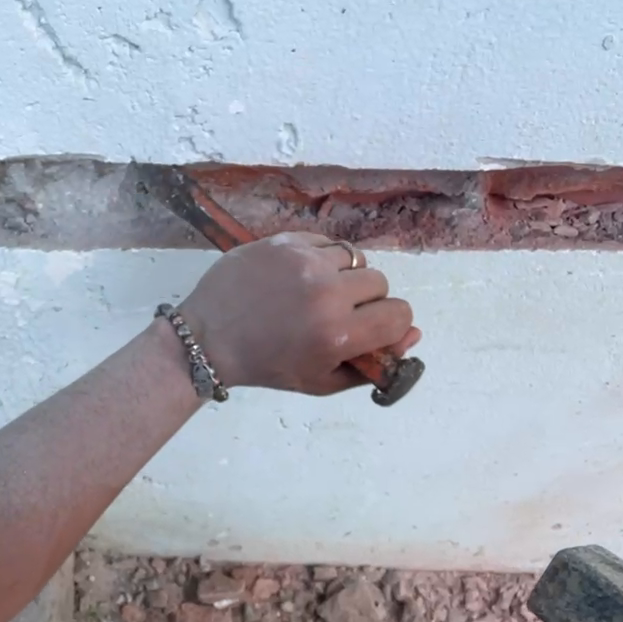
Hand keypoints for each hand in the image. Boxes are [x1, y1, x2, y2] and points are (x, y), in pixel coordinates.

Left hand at [174, 232, 419, 394]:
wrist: (209, 338)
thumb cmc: (267, 366)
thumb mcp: (320, 380)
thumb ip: (371, 365)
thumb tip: (413, 336)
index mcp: (337, 334)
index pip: (399, 315)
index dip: (388, 324)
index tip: (369, 329)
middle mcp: (327, 293)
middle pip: (380, 282)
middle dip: (365, 300)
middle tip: (334, 314)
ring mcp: (305, 261)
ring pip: (355, 258)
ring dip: (342, 275)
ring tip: (313, 294)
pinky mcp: (285, 240)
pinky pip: (326, 242)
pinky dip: (320, 258)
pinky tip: (296, 278)